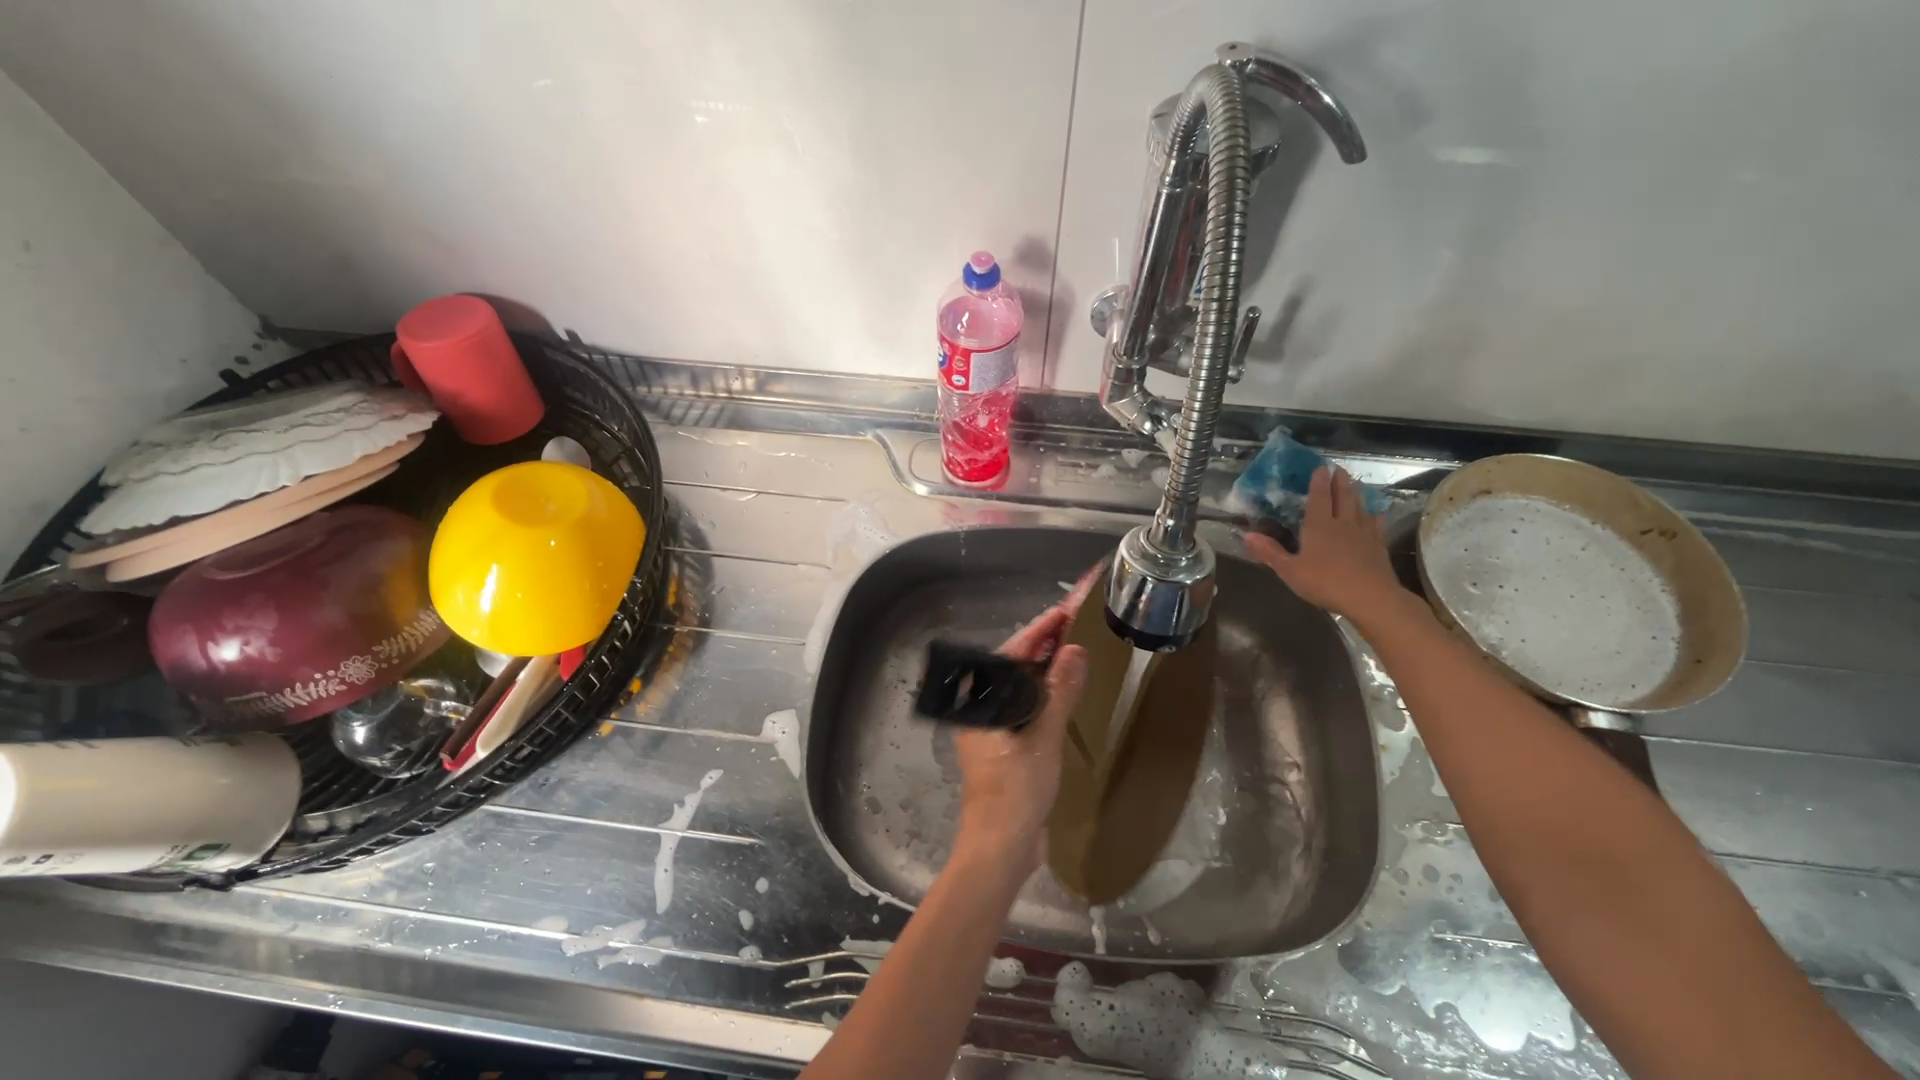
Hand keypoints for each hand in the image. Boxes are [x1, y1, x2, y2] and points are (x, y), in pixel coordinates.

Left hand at [952, 575, 1093, 875]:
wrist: (1001, 848)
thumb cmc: (1016, 789)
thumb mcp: (1043, 737)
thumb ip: (1059, 692)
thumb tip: (1074, 650)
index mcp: (979, 704)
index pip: (1009, 655)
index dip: (1038, 631)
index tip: (1064, 611)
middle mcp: (980, 713)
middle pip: (1011, 669)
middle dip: (1041, 646)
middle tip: (1075, 625)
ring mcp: (992, 732)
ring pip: (1018, 690)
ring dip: (1044, 670)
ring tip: (1074, 650)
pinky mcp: (1006, 750)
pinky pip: (1025, 710)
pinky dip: (1044, 696)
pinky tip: (1066, 693)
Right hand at [1243, 466, 1407, 624]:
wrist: (1369, 597)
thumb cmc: (1325, 582)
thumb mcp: (1290, 571)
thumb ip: (1270, 552)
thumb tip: (1246, 535)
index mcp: (1319, 526)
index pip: (1319, 498)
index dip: (1319, 482)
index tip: (1321, 467)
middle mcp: (1342, 524)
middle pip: (1343, 497)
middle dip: (1340, 482)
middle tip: (1339, 470)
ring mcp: (1363, 534)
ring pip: (1360, 508)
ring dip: (1356, 494)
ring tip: (1355, 485)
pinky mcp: (1379, 546)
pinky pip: (1376, 526)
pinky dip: (1375, 517)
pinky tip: (1377, 513)